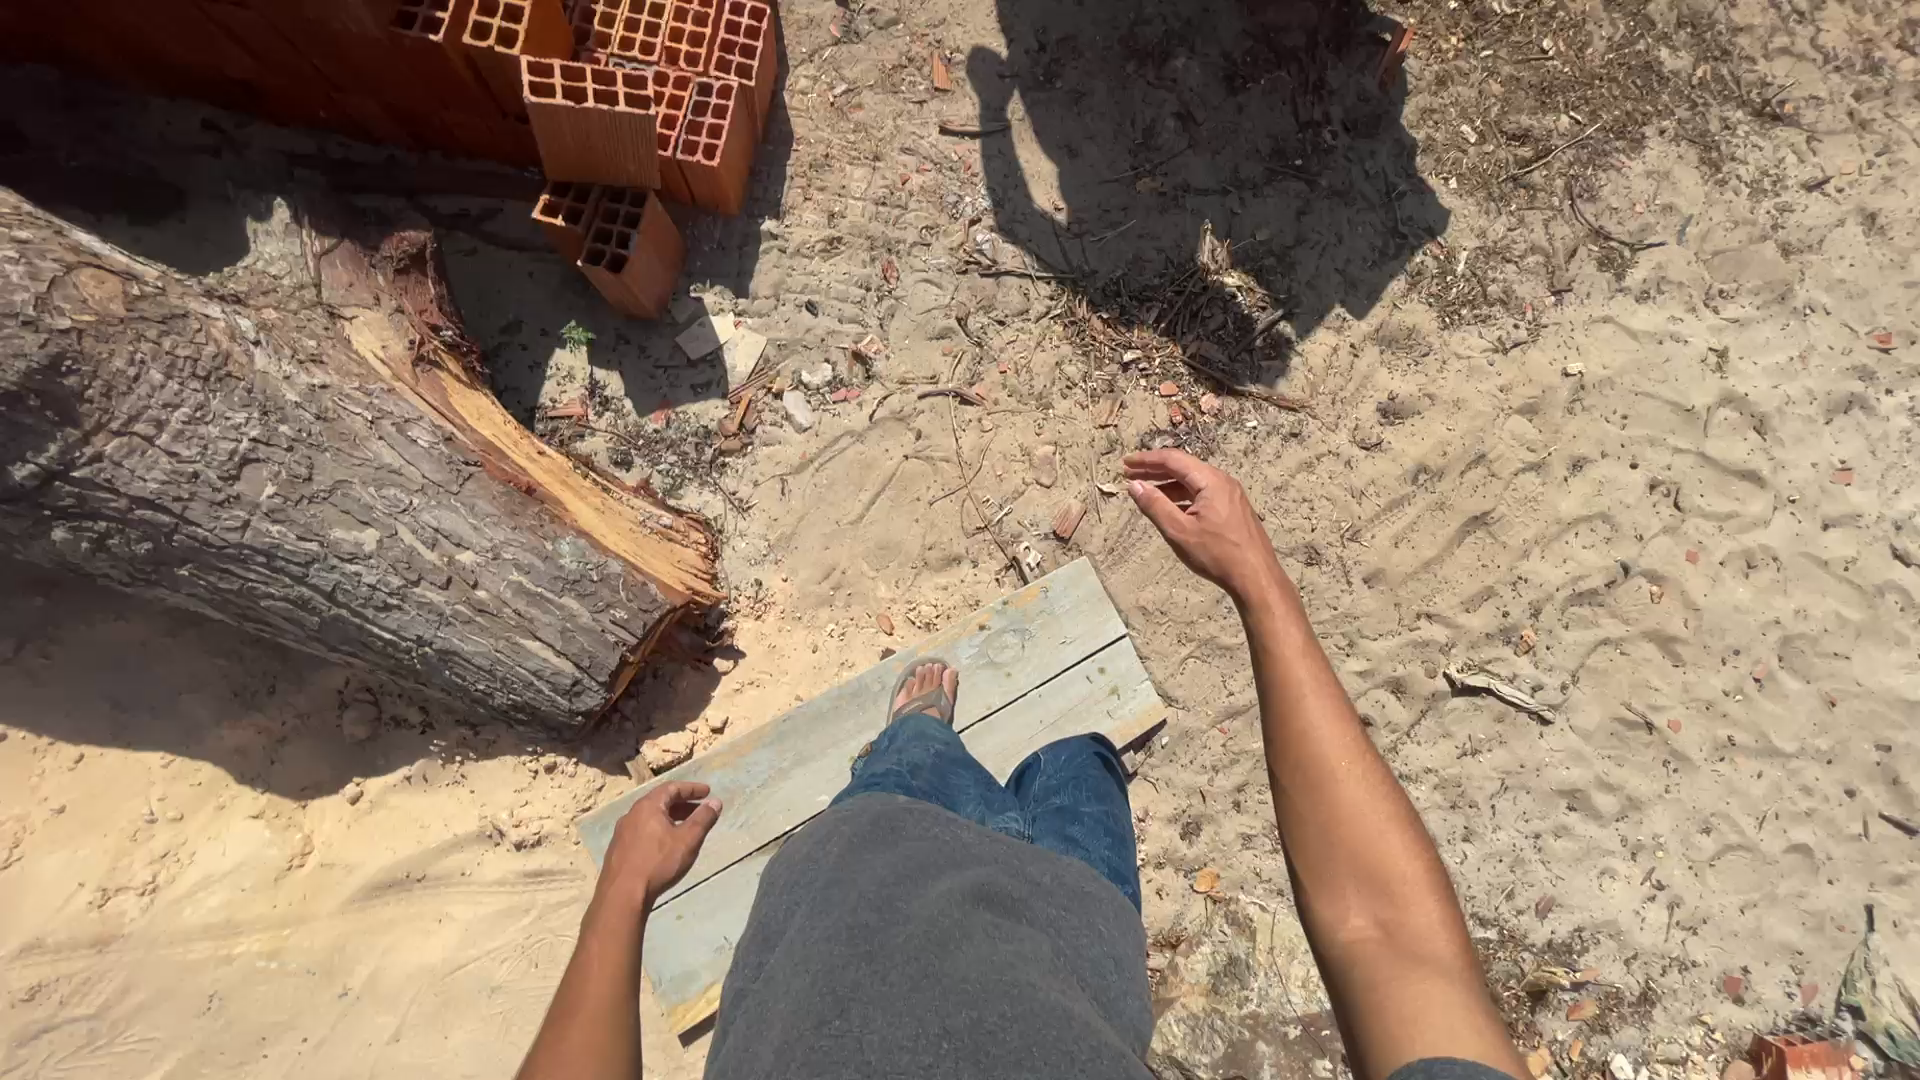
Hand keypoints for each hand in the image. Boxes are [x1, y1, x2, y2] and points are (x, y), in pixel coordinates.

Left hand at [592, 781, 721, 917]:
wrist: (621, 897)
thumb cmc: (658, 863)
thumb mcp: (688, 839)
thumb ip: (703, 818)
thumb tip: (715, 802)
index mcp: (648, 806)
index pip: (672, 788)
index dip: (692, 789)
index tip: (708, 792)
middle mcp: (631, 815)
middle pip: (660, 801)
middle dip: (683, 804)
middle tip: (700, 810)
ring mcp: (621, 833)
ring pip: (650, 818)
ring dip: (670, 818)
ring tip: (685, 828)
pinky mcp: (617, 850)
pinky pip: (642, 831)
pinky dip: (658, 831)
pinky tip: (665, 846)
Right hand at [1123, 449, 1283, 603]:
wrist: (1256, 577)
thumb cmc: (1217, 554)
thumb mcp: (1179, 531)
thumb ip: (1155, 505)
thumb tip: (1135, 485)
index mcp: (1210, 481)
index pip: (1173, 460)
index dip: (1146, 460)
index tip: (1125, 463)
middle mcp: (1222, 481)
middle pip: (1183, 467)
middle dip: (1155, 470)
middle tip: (1129, 473)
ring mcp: (1229, 495)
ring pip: (1192, 481)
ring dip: (1167, 484)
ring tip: (1144, 490)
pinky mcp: (1232, 508)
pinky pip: (1201, 493)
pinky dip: (1181, 495)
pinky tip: (1169, 506)